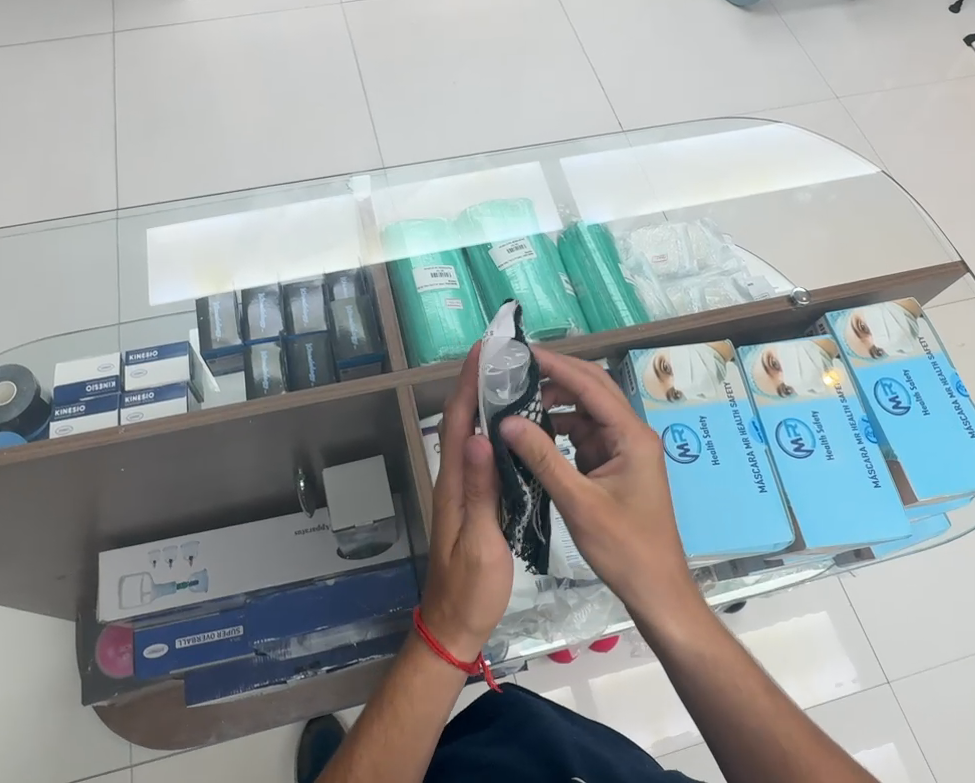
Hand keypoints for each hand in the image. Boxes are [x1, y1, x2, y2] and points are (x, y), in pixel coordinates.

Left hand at [420, 343, 513, 659]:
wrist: (455, 625)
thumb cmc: (470, 587)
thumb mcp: (480, 542)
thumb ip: (480, 492)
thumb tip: (479, 436)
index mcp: (454, 482)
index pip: (459, 420)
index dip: (470, 382)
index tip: (485, 349)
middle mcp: (455, 477)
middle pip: (464, 419)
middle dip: (480, 382)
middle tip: (508, 354)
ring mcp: (463, 489)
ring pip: (473, 434)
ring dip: (488, 402)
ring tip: (518, 378)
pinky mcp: (475, 501)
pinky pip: (484, 455)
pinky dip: (498, 432)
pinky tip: (520, 429)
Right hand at [498, 348, 698, 619]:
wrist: (656, 590)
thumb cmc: (624, 548)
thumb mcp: (578, 503)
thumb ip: (543, 458)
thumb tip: (507, 421)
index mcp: (632, 435)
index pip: (591, 385)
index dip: (556, 365)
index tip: (522, 353)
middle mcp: (631, 434)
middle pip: (592, 390)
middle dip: (555, 377)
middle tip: (515, 370)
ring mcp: (623, 450)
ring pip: (586, 412)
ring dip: (554, 405)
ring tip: (516, 400)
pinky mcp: (614, 466)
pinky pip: (583, 436)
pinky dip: (558, 430)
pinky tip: (532, 433)